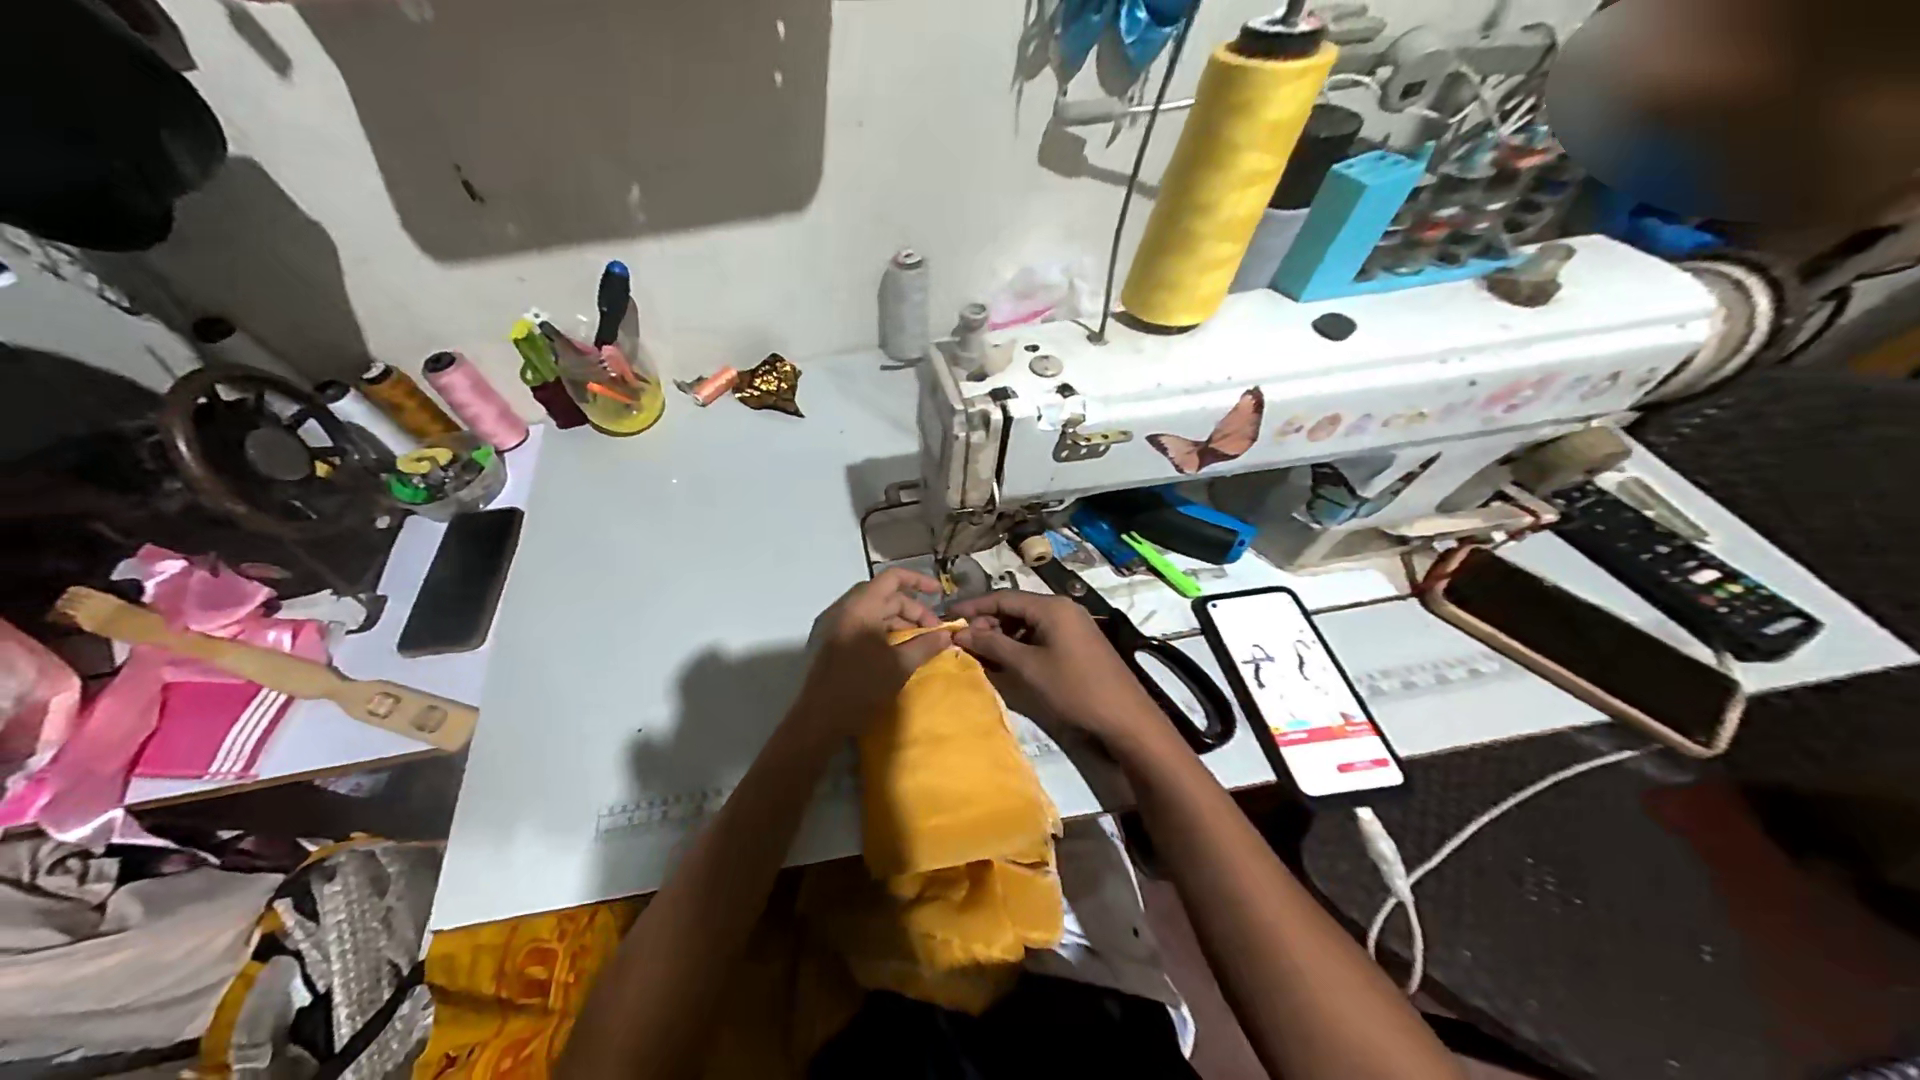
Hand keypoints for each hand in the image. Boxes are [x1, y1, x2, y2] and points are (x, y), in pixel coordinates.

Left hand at [790, 568, 953, 738]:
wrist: (819, 718)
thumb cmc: (861, 687)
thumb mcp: (900, 666)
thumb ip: (925, 645)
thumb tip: (947, 635)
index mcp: (861, 608)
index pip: (892, 578)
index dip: (918, 581)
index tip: (939, 594)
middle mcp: (846, 609)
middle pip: (885, 595)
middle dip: (912, 609)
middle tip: (933, 630)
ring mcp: (836, 625)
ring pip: (874, 611)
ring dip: (899, 621)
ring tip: (919, 641)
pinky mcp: (833, 641)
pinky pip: (863, 624)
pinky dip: (883, 630)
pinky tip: (898, 649)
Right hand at [949, 590, 1162, 747]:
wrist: (1124, 716)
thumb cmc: (1073, 688)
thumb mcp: (1028, 667)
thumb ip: (992, 645)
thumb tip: (960, 633)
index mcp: (1052, 606)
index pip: (1003, 597)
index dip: (973, 607)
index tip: (948, 617)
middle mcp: (1062, 608)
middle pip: (1015, 608)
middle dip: (987, 623)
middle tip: (962, 642)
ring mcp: (1072, 624)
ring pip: (1027, 623)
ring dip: (1002, 635)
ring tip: (980, 653)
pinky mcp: (1077, 642)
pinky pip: (1040, 634)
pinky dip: (1020, 644)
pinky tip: (1006, 660)